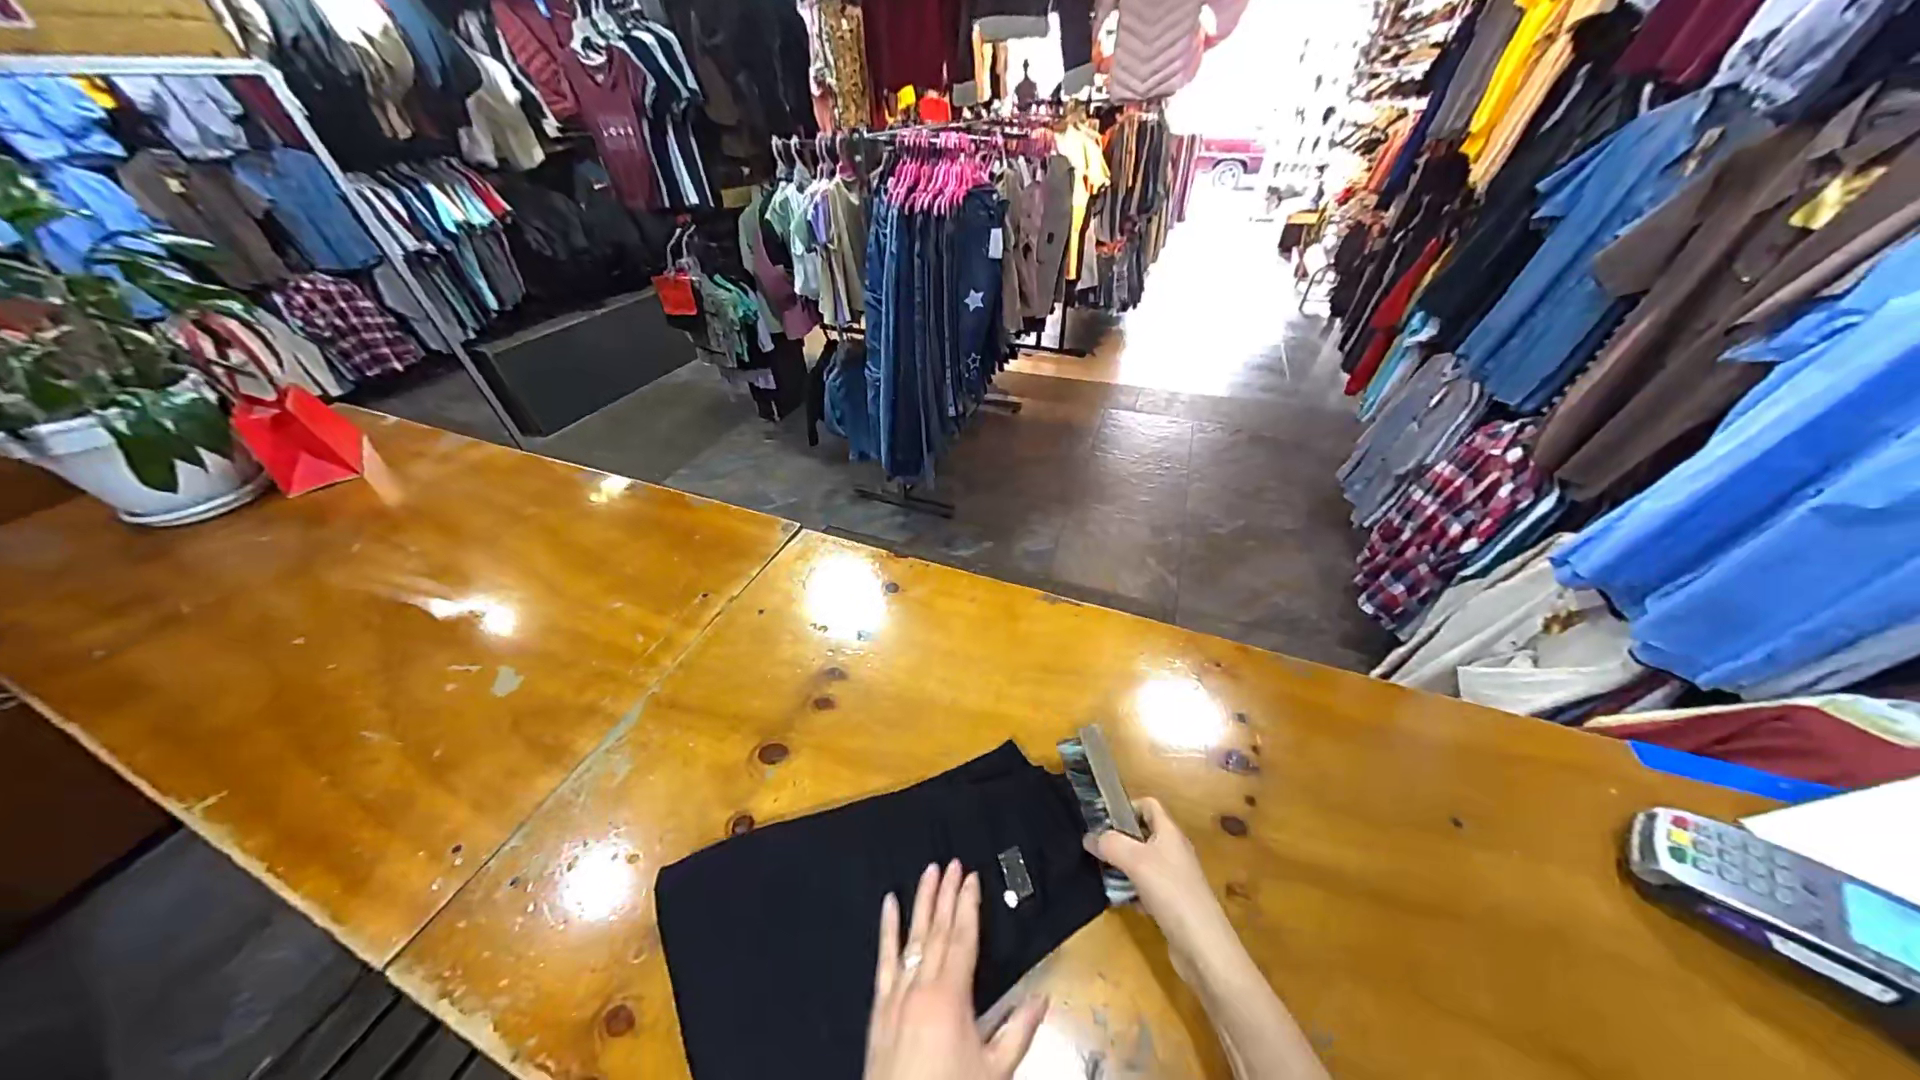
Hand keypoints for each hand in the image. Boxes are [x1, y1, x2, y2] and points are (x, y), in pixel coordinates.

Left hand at [865, 860, 1049, 1079]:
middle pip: (938, 930)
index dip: (968, 905)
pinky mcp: (879, 1007)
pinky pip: (884, 960)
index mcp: (951, 995)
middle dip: (947, 894)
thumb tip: (1042, 998)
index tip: (972, 878)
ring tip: (929, 871)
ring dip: (921, 902)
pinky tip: (888, 904)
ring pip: (912, 936)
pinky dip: (886, 930)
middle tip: (953, 863)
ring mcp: (897, 993)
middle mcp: (922, 986)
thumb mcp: (995, 1071)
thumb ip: (1019, 1031)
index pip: (962, 938)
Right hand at [1083, 798, 1234, 966]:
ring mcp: (1174, 878)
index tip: (1102, 820)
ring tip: (1100, 874)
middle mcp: (1173, 851)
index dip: (1126, 806)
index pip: (1148, 805)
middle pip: (1142, 834)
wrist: (1202, 947)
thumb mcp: (1136, 861)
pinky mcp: (1171, 903)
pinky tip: (1119, 901)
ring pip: (1141, 863)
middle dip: (1118, 839)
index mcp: (1170, 833)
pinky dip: (1131, 891)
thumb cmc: (1171, 892)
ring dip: (1121, 867)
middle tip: (1095, 849)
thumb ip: (1110, 844)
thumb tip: (1089, 837)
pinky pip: (1145, 888)